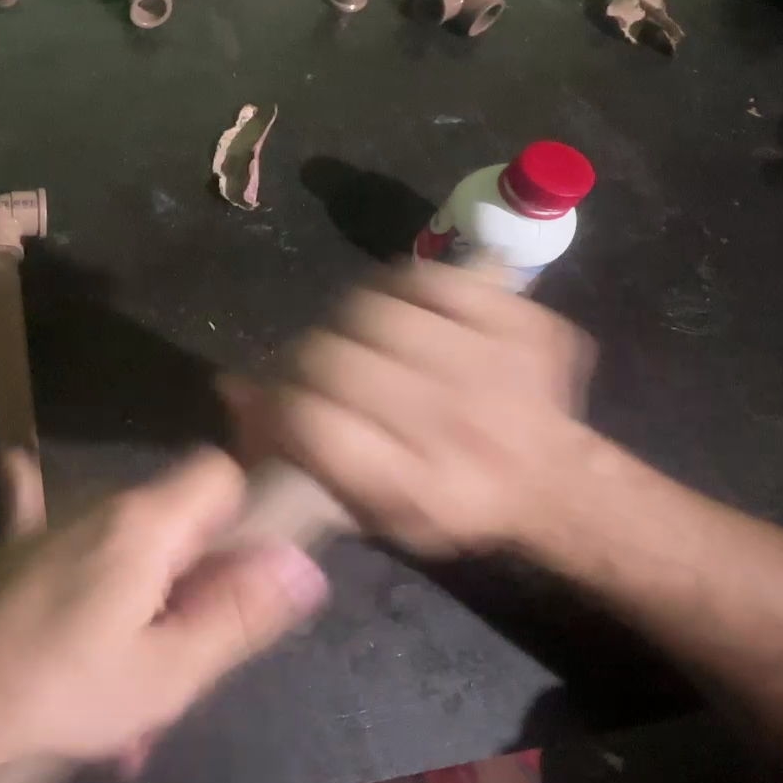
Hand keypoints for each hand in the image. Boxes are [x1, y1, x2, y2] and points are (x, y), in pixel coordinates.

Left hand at [0, 449, 329, 782]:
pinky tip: (27, 474)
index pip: (217, 472)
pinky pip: (45, 511)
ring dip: (143, 589)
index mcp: (144, 525)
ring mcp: (51, 518)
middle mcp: (99, 503)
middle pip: (174, 513)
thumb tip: (301, 564)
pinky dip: (68, 525)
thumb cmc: (65, 691)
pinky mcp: (15, 542)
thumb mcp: (167, 673)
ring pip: (126, 535)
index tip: (237, 574)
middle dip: (193, 571)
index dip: (242, 514)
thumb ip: (238, 614)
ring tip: (129, 661)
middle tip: (183, 643)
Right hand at [222, 260, 599, 558]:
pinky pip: (429, 279)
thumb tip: (230, 385)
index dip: (277, 407)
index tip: (279, 407)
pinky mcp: (525, 325)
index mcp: (421, 490)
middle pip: (337, 363)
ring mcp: (501, 371)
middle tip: (312, 371)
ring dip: (346, 325)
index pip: (312, 423)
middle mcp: (464, 431)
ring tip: (353, 341)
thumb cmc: (439, 500)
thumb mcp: (359, 503)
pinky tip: (399, 316)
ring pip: (375, 315)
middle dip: (304, 364)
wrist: (553, 480)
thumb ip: (289, 451)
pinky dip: (398, 289)